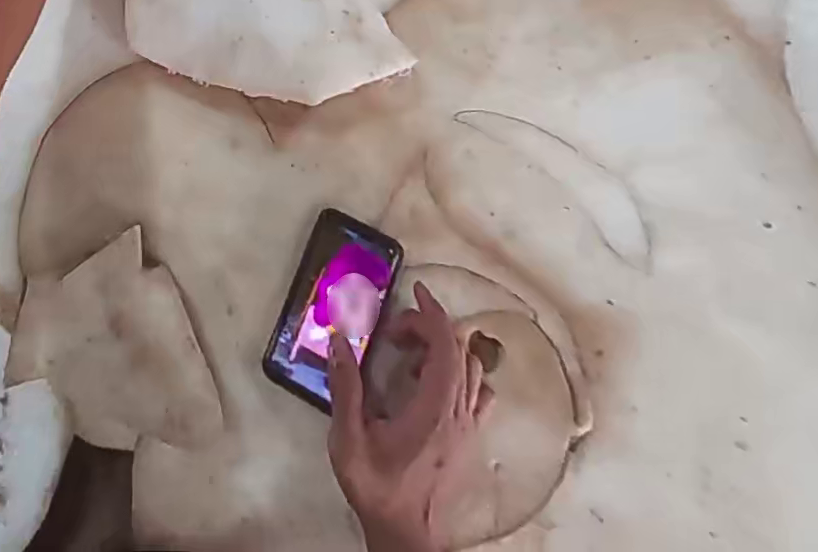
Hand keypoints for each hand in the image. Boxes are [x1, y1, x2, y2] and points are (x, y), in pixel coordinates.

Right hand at [327, 282, 493, 551]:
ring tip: (409, 357)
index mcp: (435, 411)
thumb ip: (345, 387)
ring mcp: (471, 431)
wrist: (409, 539)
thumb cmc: (377, 486)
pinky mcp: (471, 443)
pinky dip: (457, 375)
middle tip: (394, 332)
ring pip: (475, 373)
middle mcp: (462, 416)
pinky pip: (477, 394)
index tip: (416, 290)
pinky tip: (428, 386)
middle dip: (429, 328)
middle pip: (462, 354)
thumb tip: (340, 342)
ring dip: (445, 352)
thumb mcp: (349, 437)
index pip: (447, 348)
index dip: (433, 313)